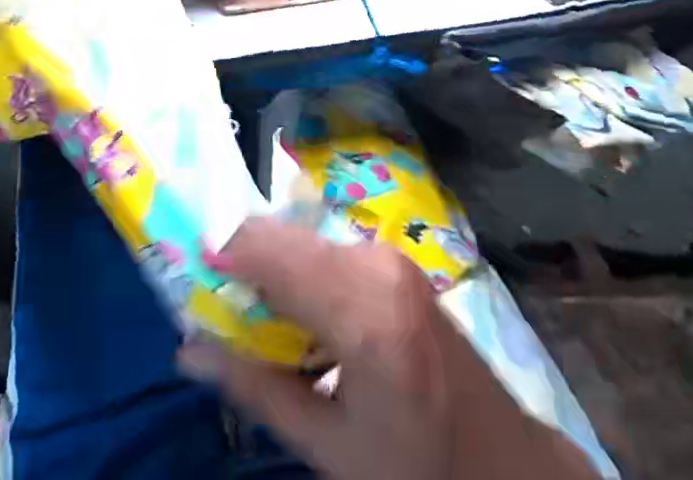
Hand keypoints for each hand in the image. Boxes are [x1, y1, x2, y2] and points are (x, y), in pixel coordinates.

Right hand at [178, 218, 597, 479]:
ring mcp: (386, 255)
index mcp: (363, 313)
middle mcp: (373, 264)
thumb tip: (185, 348)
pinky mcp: (391, 258)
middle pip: (274, 235)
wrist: (506, 463)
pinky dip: (294, 273)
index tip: (194, 290)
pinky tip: (304, 322)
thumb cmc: (418, 466)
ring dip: (267, 271)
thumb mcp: (329, 446)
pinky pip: (318, 248)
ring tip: (268, 329)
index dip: (218, 259)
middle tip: (227, 318)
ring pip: (294, 238)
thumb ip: (254, 387)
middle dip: (240, 268)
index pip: (263, 249)